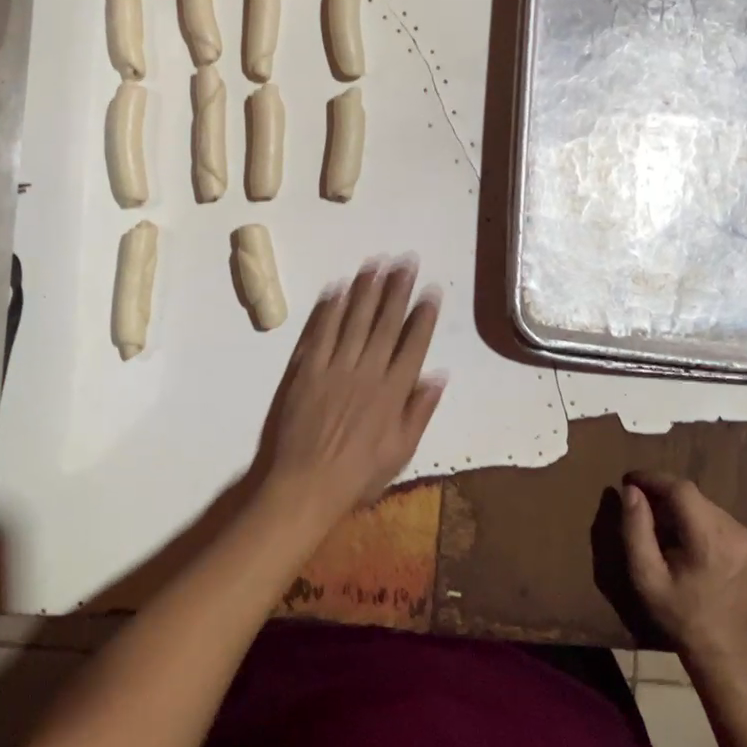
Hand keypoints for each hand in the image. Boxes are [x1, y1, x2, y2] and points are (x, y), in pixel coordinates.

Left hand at [254, 258, 443, 528]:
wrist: (307, 485)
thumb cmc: (358, 475)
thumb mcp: (402, 452)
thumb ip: (420, 411)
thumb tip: (439, 376)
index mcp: (394, 392)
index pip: (414, 344)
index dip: (424, 315)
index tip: (431, 290)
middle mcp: (367, 372)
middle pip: (385, 322)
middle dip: (397, 289)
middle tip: (405, 261)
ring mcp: (335, 368)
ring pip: (354, 319)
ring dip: (366, 289)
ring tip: (376, 263)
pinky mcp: (307, 370)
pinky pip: (320, 333)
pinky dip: (329, 309)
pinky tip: (337, 289)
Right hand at [620, 470, 746, 662]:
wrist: (721, 646)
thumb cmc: (677, 613)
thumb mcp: (645, 575)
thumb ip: (636, 530)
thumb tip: (632, 490)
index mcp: (711, 543)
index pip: (682, 490)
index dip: (655, 479)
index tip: (631, 480)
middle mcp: (740, 535)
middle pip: (696, 498)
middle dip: (667, 497)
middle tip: (644, 508)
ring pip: (709, 507)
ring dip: (686, 511)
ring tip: (667, 529)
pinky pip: (724, 521)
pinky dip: (704, 523)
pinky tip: (694, 543)